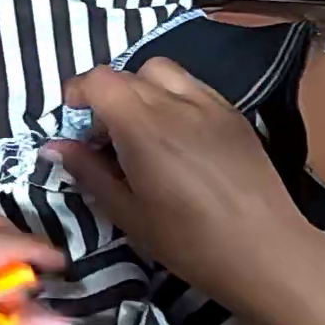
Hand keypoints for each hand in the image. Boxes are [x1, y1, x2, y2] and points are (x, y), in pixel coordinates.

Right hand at [46, 58, 324, 324]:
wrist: (267, 252)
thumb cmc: (189, 242)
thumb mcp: (127, 213)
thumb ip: (89, 172)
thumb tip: (57, 146)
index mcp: (143, 126)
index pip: (100, 80)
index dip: (78, 93)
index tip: (75, 121)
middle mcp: (175, 102)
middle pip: (127, 74)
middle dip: (106, 97)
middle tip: (107, 139)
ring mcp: (209, 103)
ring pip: (162, 71)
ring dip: (140, 89)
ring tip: (143, 128)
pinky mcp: (233, 113)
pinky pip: (193, 86)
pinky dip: (173, 97)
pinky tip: (179, 135)